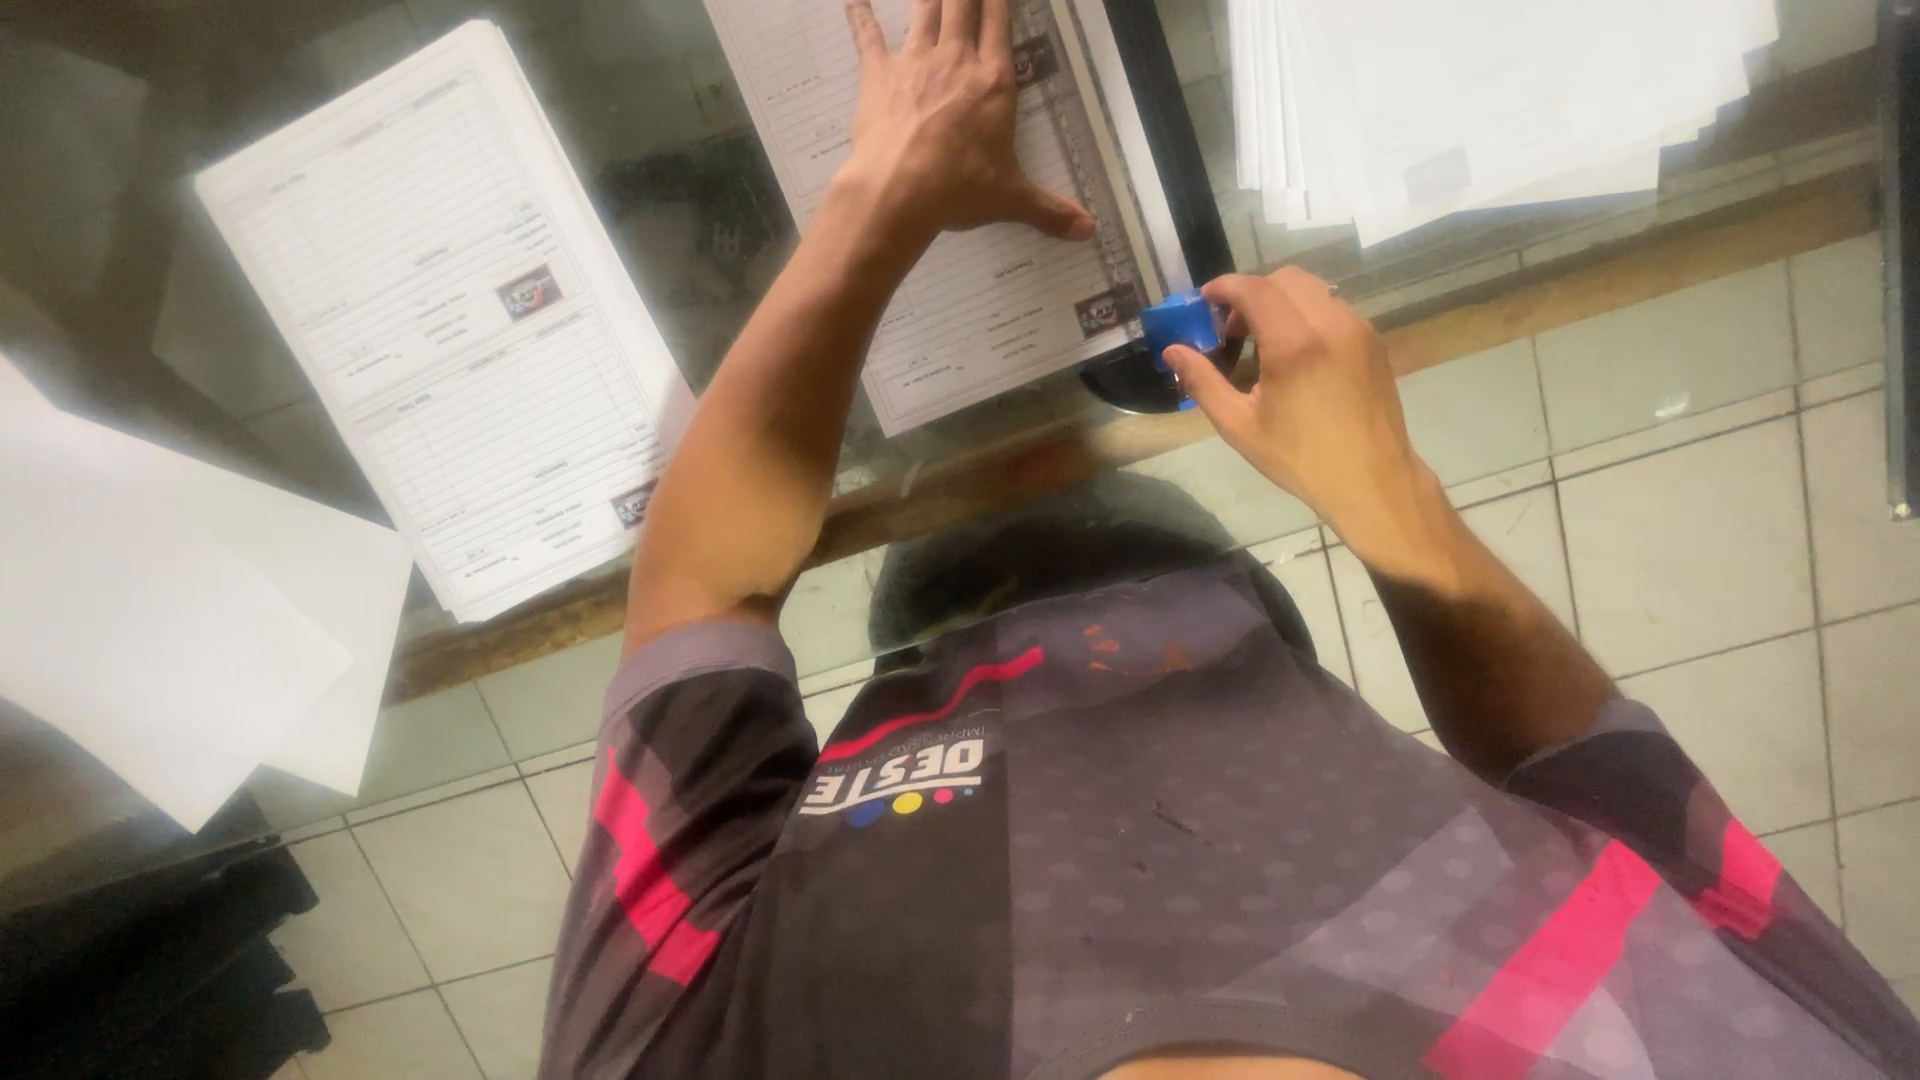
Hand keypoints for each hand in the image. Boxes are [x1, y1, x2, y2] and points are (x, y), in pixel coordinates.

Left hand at [838, 0, 1094, 244]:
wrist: (900, 191)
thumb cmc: (959, 190)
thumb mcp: (1011, 200)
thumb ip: (1050, 211)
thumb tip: (1089, 231)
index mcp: (993, 82)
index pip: (1000, 19)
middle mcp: (956, 60)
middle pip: (963, 1)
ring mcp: (915, 62)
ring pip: (925, 8)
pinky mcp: (878, 76)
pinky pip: (867, 36)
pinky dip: (860, 15)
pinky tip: (853, 0)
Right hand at [1163, 268, 1450, 577]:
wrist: (1371, 480)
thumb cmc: (1298, 458)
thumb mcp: (1239, 425)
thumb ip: (1203, 382)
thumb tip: (1172, 351)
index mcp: (1294, 344)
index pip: (1256, 289)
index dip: (1225, 287)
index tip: (1204, 300)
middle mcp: (1331, 324)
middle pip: (1286, 279)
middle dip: (1252, 293)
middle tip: (1230, 329)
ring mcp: (1358, 330)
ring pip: (1313, 290)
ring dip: (1280, 303)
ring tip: (1260, 343)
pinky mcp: (1373, 342)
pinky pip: (1333, 309)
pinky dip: (1305, 315)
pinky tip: (1293, 355)